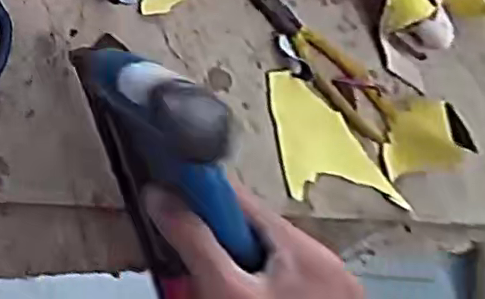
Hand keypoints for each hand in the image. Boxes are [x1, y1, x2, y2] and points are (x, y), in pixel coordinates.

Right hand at [146, 185, 362, 298]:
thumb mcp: (225, 295)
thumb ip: (191, 239)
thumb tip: (158, 195)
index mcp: (308, 252)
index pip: (238, 197)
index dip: (198, 198)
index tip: (167, 207)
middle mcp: (326, 270)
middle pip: (247, 235)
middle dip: (211, 250)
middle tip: (189, 276)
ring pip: (255, 268)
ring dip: (222, 278)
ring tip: (205, 297)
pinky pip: (269, 294)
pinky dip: (242, 297)